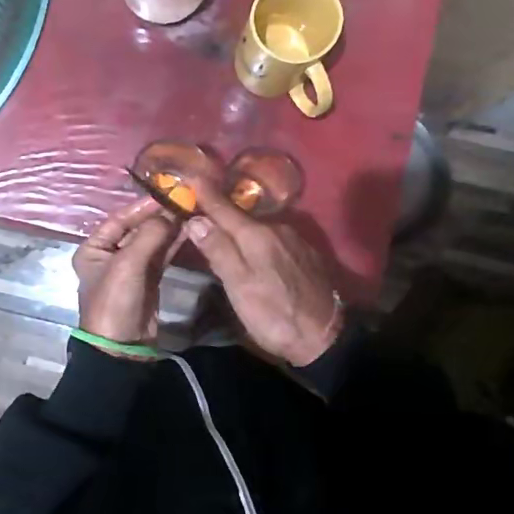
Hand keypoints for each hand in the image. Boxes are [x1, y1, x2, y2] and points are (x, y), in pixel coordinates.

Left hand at [73, 197, 179, 346]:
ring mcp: (129, 268)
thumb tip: (168, 213)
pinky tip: (189, 231)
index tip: (166, 193)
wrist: (122, 346)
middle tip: (185, 200)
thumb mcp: (127, 265)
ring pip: (151, 241)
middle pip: (136, 228)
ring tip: (192, 212)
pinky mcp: (147, 280)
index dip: (142, 207)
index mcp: (93, 249)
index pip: (119, 219)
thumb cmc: (114, 301)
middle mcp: (109, 255)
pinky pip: (161, 256)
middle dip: (159, 216)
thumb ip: (148, 236)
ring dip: (170, 229)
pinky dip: (173, 244)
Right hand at [181, 174, 342, 365]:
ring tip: (216, 226)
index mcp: (256, 235)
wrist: (325, 338)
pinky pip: (270, 237)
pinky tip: (248, 247)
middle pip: (239, 215)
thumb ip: (218, 250)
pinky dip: (253, 238)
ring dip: (236, 225)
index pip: (223, 206)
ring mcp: (294, 240)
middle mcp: (277, 229)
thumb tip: (196, 218)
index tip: (187, 174)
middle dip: (217, 208)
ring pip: (256, 226)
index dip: (203, 192)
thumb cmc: (274, 314)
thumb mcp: (239, 286)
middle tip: (194, 203)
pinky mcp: (304, 254)